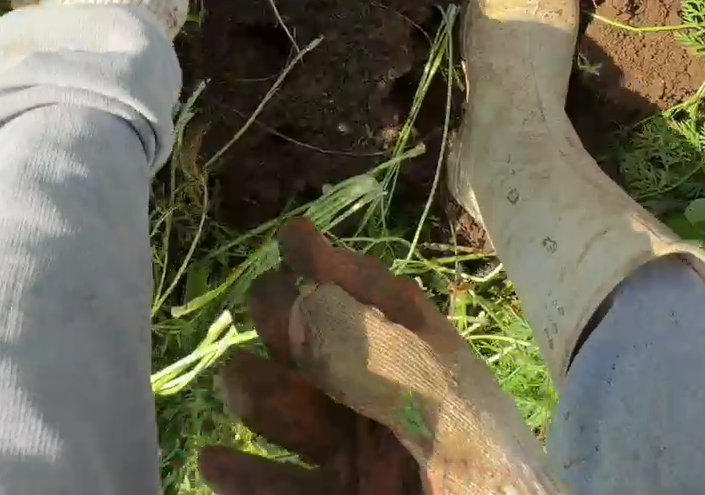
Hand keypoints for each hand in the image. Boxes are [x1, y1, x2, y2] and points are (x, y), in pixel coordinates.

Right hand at [199, 220, 565, 494]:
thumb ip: (375, 360)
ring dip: (257, 390)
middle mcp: (388, 403)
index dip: (335, 265)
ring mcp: (361, 457)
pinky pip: (282, 488)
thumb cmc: (492, 482)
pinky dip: (245, 477)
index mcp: (429, 367)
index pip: (377, 301)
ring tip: (234, 378)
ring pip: (293, 412)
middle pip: (322, 350)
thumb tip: (307, 300)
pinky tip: (212, 460)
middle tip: (263, 305)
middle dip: (287, 320)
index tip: (291, 235)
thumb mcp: (443, 412)